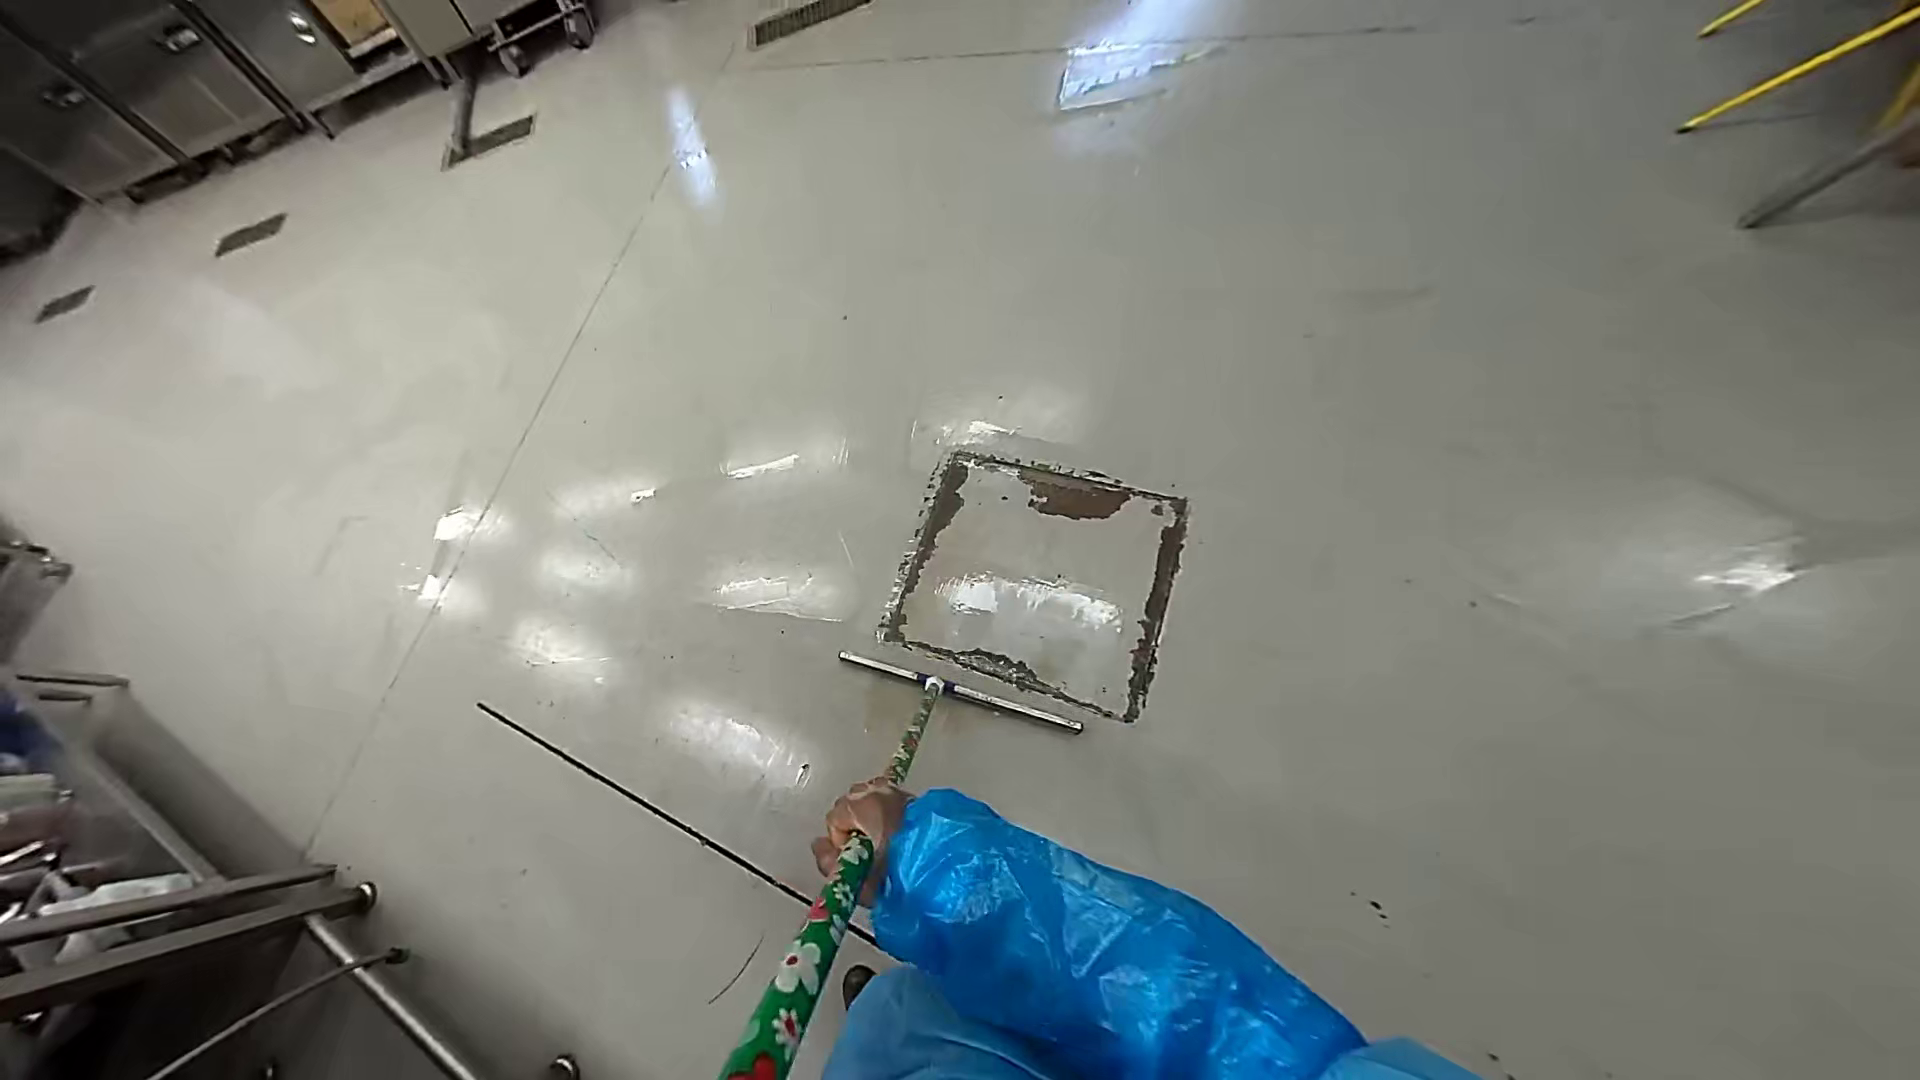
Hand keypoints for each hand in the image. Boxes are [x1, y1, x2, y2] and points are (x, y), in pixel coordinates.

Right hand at [810, 777, 910, 906]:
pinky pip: (887, 800)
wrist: (941, 859)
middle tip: (866, 851)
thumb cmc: (897, 868)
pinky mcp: (911, 795)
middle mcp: (876, 789)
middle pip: (850, 804)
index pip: (834, 818)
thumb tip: (819, 845)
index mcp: (861, 803)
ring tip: (882, 843)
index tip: (855, 857)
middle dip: (852, 826)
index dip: (840, 840)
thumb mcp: (859, 875)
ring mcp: (895, 789)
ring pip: (869, 799)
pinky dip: (885, 814)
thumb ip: (830, 862)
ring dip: (868, 818)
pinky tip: (896, 834)